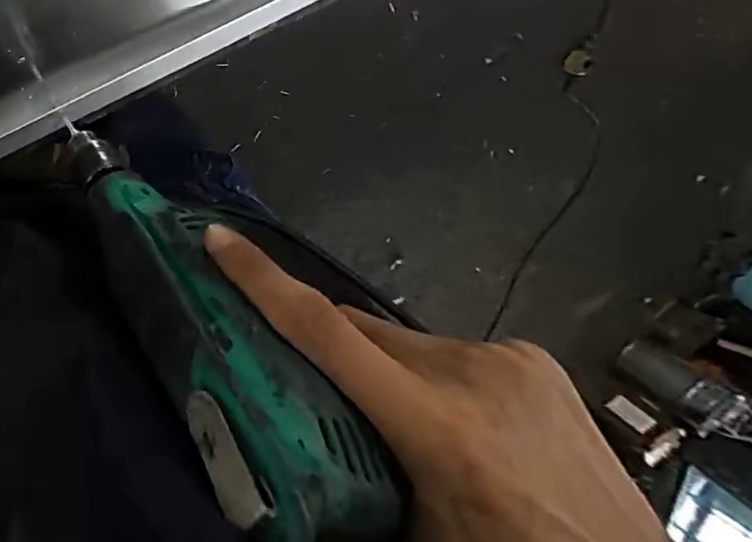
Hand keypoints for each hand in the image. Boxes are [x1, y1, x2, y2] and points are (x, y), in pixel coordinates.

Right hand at [204, 226, 665, 541]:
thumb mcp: (416, 539)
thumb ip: (347, 484)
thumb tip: (282, 454)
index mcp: (441, 429)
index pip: (325, 331)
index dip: (262, 280)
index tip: (217, 239)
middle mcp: (474, 374)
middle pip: (356, 330)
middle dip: (326, 348)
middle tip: (308, 385)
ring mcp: (511, 360)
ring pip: (398, 341)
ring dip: (380, 368)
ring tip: (401, 426)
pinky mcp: (534, 359)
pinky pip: (445, 350)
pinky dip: (426, 374)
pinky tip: (456, 422)